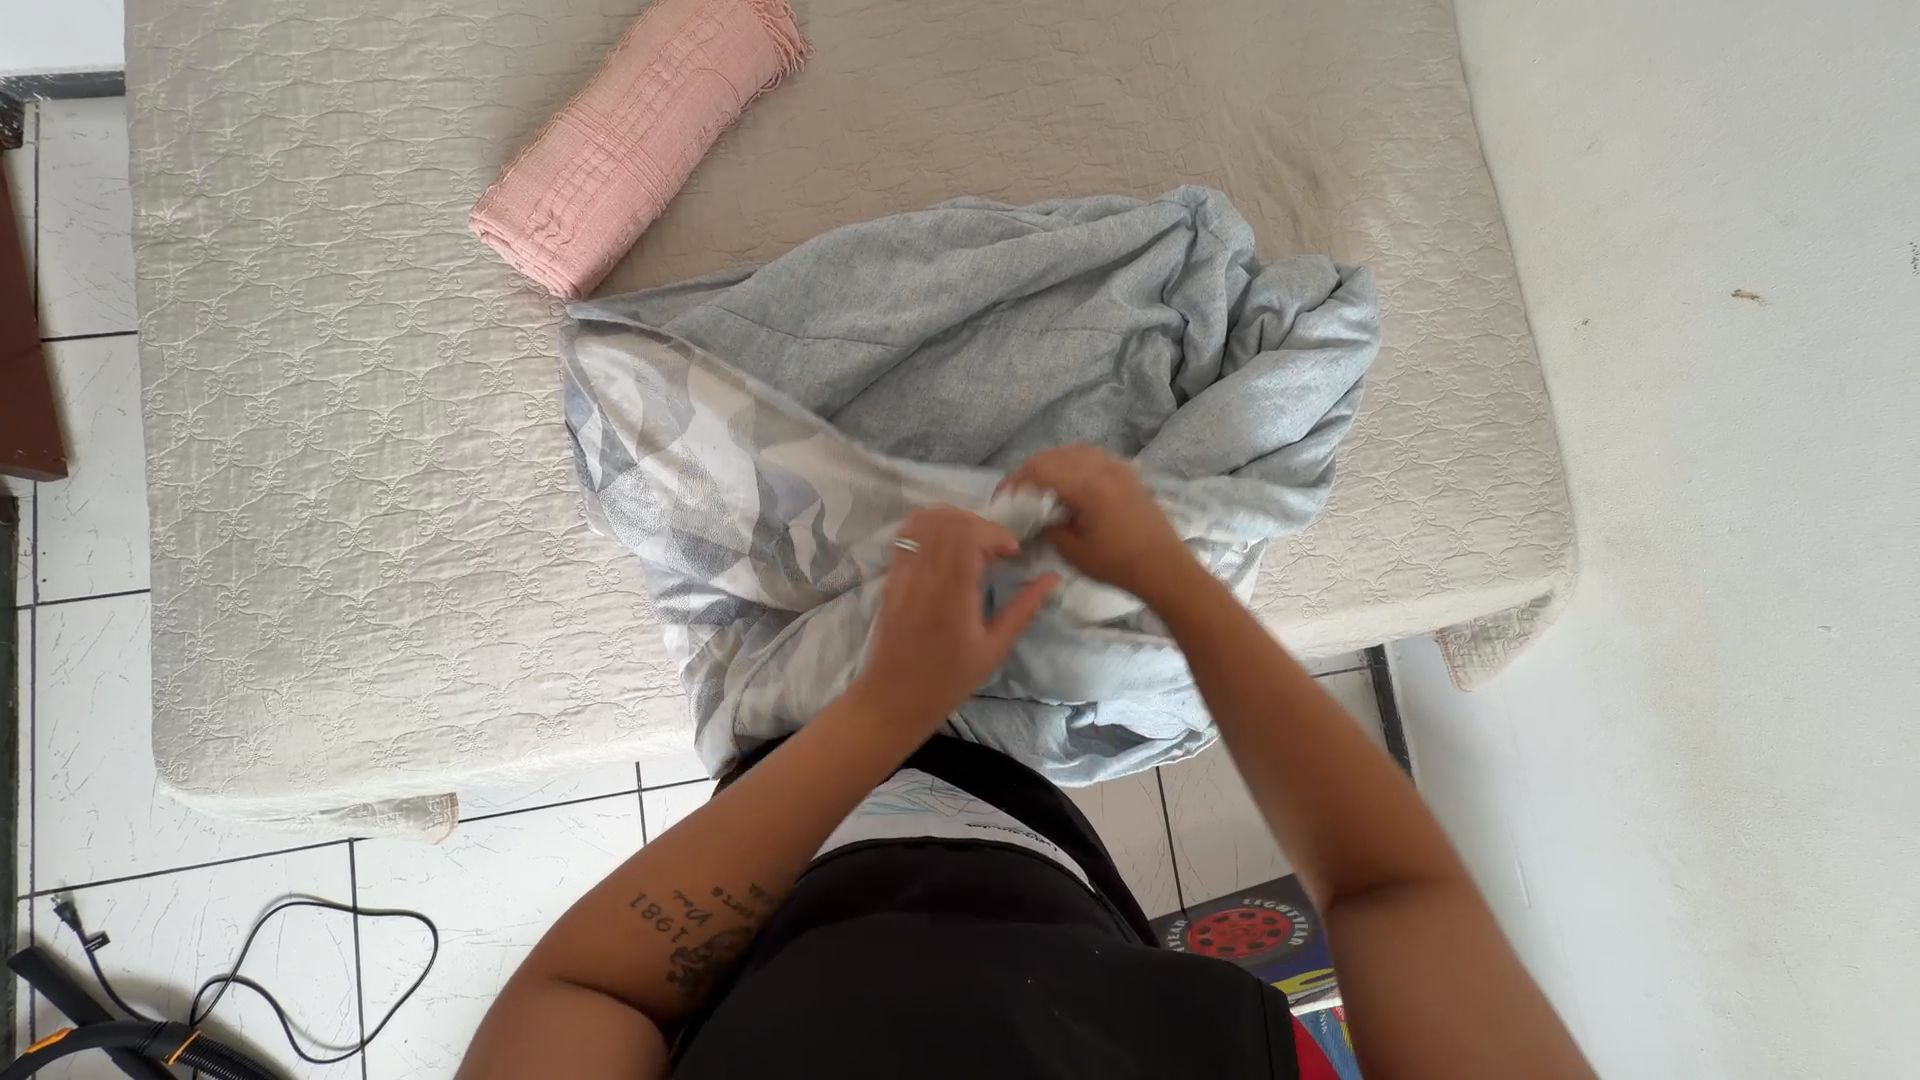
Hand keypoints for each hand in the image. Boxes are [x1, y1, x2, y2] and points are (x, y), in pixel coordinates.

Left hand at [850, 506, 1059, 728]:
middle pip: (949, 522)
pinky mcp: (891, 576)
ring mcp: (903, 574)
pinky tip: (947, 545)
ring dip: (954, 520)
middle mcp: (924, 578)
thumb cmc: (949, 680)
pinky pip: (906, 534)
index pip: (969, 537)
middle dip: (979, 524)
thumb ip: (1023, 609)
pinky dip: (929, 526)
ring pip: (925, 521)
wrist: (894, 697)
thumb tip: (1052, 579)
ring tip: (972, 541)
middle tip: (995, 546)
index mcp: (953, 596)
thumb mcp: (994, 649)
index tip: (1012, 552)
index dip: (996, 533)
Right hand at [1003, 445, 1196, 602]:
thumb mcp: (1073, 551)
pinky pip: (1094, 457)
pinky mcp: (1128, 474)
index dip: (1015, 480)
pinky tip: (1071, 482)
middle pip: (1054, 455)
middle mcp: (1102, 468)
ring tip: (1042, 486)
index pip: (1039, 469)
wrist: (1165, 568)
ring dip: (1053, 464)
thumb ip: (1049, 528)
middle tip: (1019, 493)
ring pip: (1074, 451)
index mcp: (1087, 486)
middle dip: (1031, 471)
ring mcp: (1118, 467)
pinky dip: (1075, 463)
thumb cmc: (1117, 564)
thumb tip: (1038, 517)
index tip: (1003, 498)